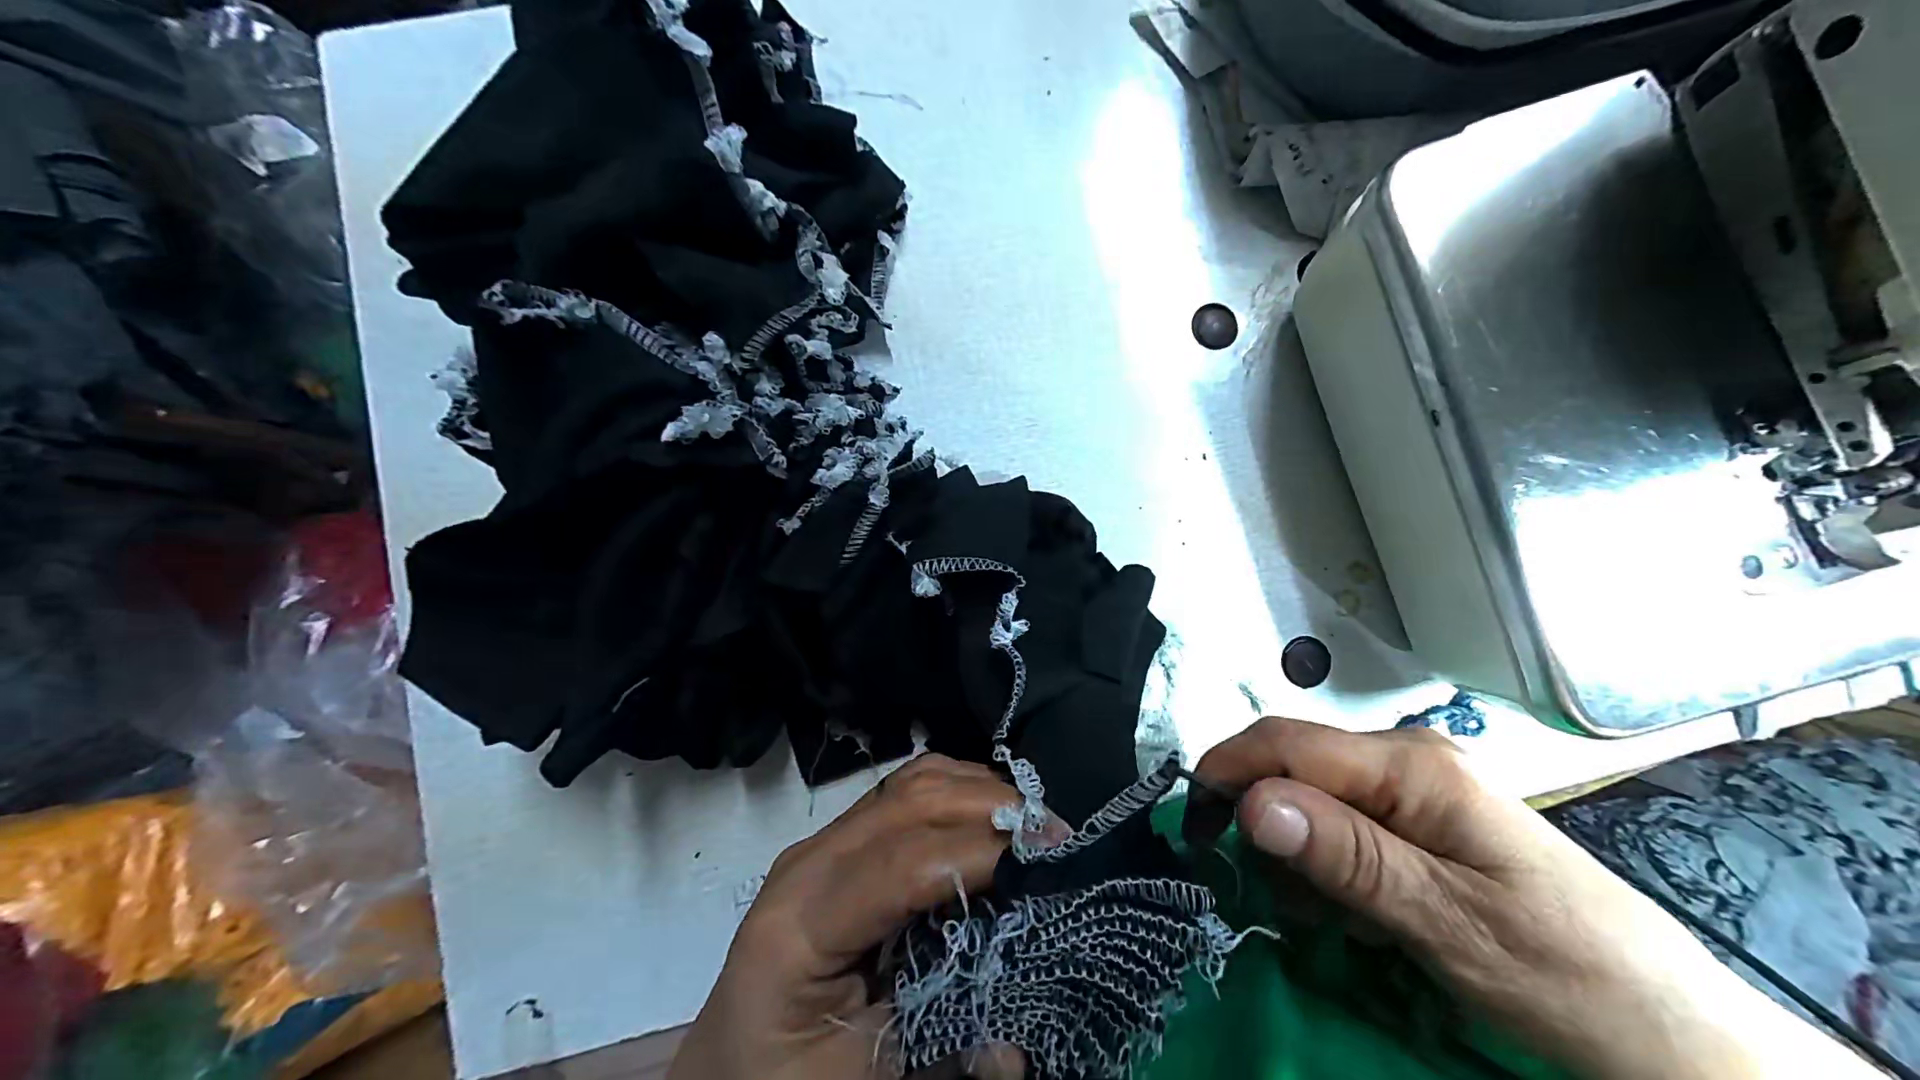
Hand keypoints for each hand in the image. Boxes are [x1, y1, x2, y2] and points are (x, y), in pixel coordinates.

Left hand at [668, 754, 1034, 1079]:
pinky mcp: (840, 839)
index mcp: (798, 926)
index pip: (899, 865)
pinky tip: (989, 812)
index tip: (1049, 858)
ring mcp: (823, 842)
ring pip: (907, 782)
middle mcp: (808, 862)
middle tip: (1056, 832)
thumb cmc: (787, 1076)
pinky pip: (902, 790)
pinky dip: (955, 788)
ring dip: (975, 788)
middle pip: (906, 804)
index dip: (978, 853)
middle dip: (988, 805)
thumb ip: (940, 1054)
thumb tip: (1020, 1043)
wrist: (731, 1061)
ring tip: (1032, 820)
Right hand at [1188, 717, 1878, 1079]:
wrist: (1676, 1034)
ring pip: (1309, 799)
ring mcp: (1414, 790)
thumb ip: (1350, 857)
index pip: (1285, 742)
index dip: (1226, 774)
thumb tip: (1252, 802)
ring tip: (1327, 920)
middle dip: (1263, 824)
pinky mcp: (1421, 822)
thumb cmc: (1569, 977)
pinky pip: (1341, 826)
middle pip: (1291, 766)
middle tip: (1271, 897)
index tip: (1193, 832)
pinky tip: (1356, 913)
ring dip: (1296, 856)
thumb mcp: (1450, 926)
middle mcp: (1405, 759)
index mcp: (1412, 766)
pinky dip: (1326, 867)